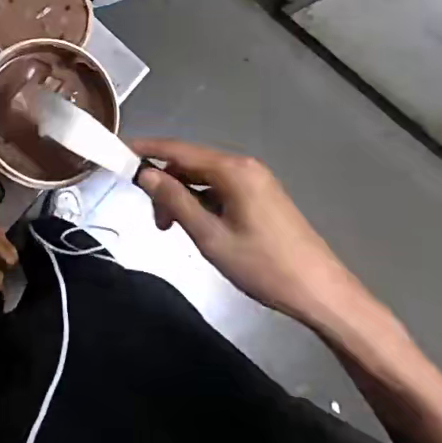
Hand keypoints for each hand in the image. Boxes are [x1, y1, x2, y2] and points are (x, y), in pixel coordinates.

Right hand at [132, 138, 372, 329]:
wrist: (322, 293)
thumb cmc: (264, 266)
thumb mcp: (211, 237)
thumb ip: (175, 201)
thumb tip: (146, 174)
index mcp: (232, 169)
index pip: (178, 149)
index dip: (147, 149)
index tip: (119, 152)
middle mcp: (244, 165)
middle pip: (191, 162)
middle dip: (166, 183)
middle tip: (155, 219)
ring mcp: (256, 179)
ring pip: (205, 176)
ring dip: (183, 195)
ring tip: (174, 228)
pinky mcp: (262, 195)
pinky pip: (221, 187)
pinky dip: (202, 201)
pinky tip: (199, 226)